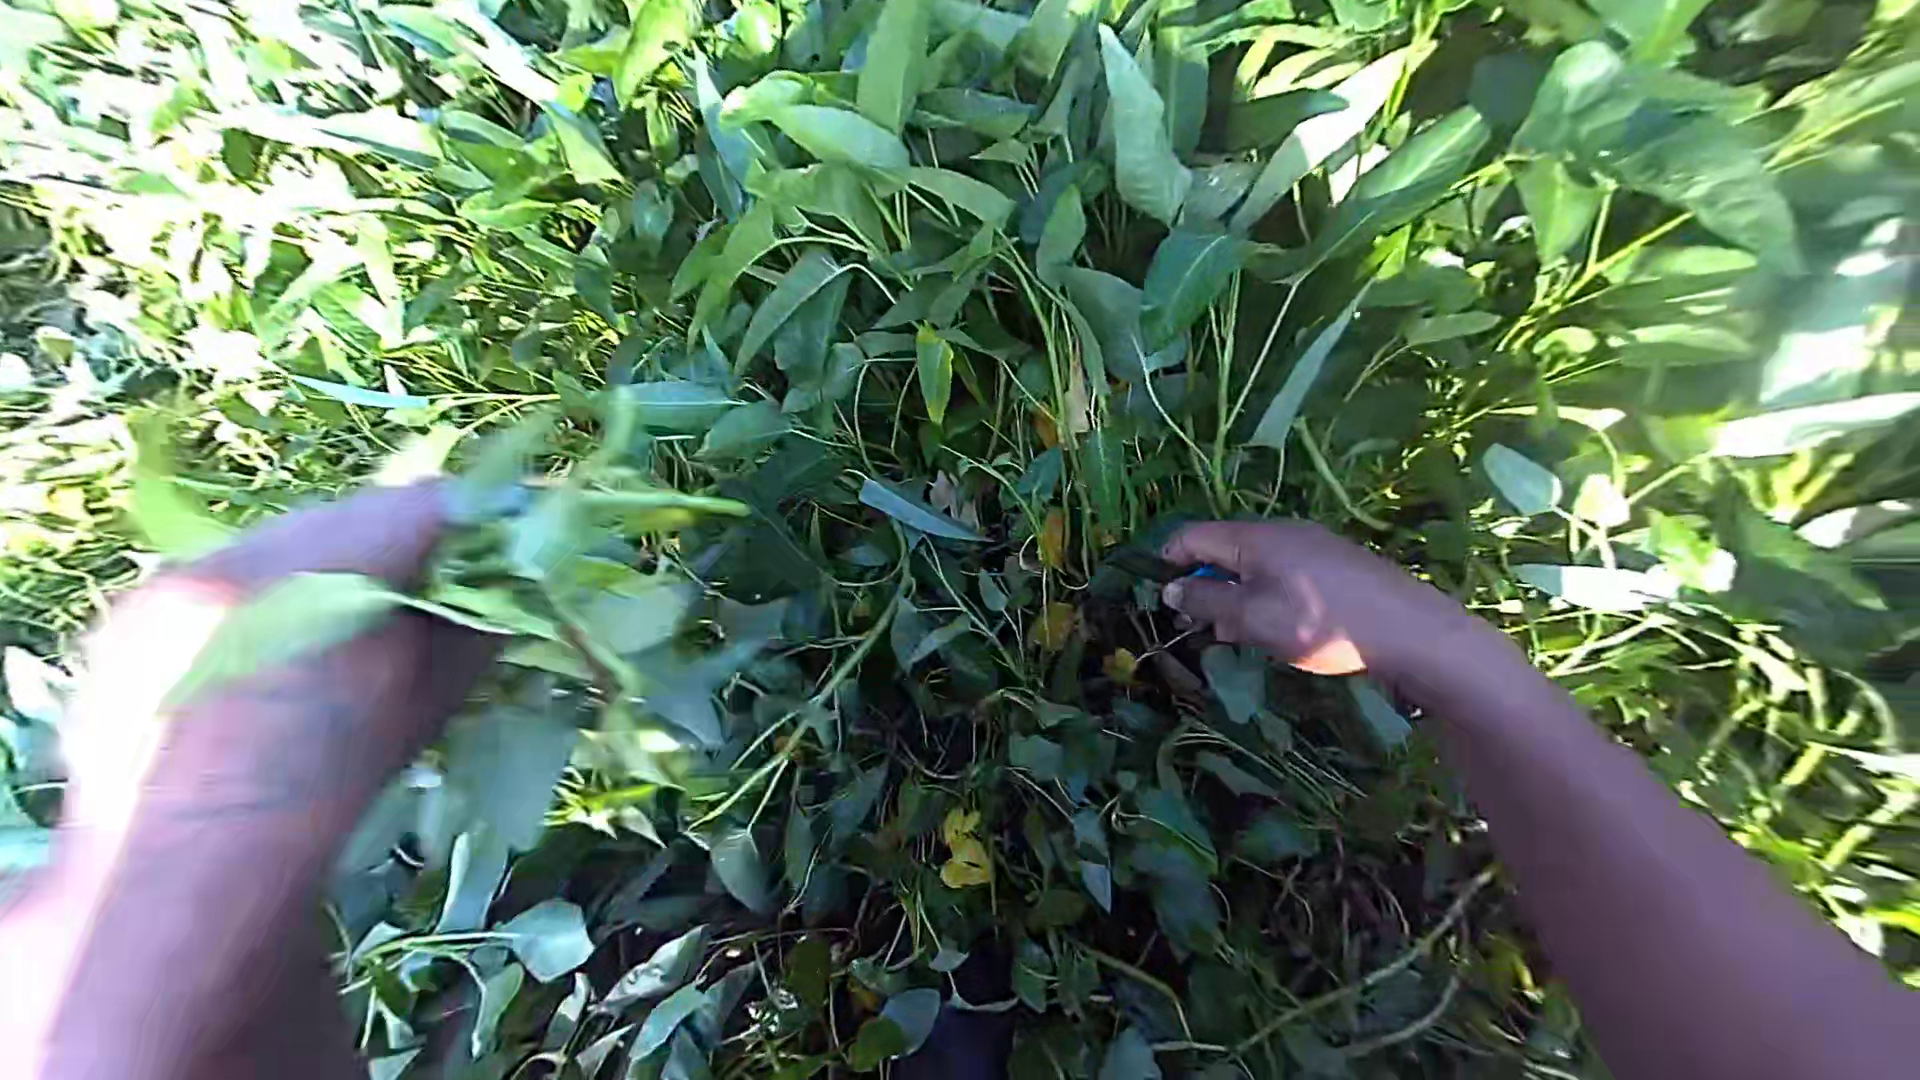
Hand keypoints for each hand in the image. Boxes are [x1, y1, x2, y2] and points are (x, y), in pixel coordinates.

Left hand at [3, 484, 496, 1079]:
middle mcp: (233, 558)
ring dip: (364, 546)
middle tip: (462, 563)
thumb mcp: (441, 683)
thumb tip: (531, 569)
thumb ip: (488, 612)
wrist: (191, 862)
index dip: (485, 511)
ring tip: (392, 590)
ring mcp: (176, 577)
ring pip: (306, 527)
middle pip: (363, 506)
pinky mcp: (146, 602)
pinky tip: (321, 615)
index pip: (425, 503)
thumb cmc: (341, 770)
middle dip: (423, 528)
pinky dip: (308, 570)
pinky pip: (254, 558)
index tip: (520, 523)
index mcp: (315, 579)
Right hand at [1159, 520, 1489, 684]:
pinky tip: (1276, 625)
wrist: (1417, 635)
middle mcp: (1281, 531)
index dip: (1167, 561)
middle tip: (1200, 623)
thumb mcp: (1251, 617)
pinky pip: (1282, 571)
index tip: (1162, 595)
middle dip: (1202, 583)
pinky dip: (1263, 593)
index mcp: (1254, 536)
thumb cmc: (1321, 624)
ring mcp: (1312, 545)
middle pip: (1222, 548)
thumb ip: (1205, 600)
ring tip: (1236, 632)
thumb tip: (1170, 588)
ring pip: (1252, 562)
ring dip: (1233, 593)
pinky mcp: (1335, 563)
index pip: (1191, 535)